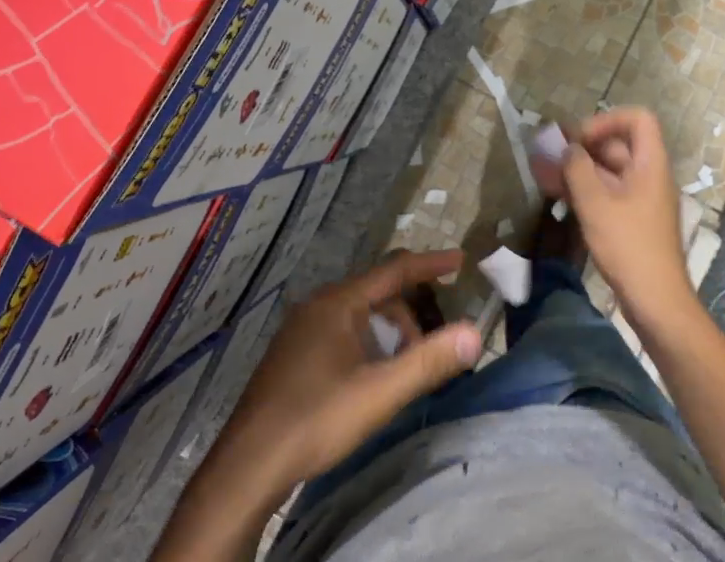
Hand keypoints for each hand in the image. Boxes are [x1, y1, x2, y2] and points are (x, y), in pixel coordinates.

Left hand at [217, 250, 483, 487]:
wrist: (249, 465)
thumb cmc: (317, 419)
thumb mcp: (381, 392)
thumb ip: (429, 361)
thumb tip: (474, 333)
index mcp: (338, 304)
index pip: (394, 271)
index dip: (430, 264)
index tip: (461, 259)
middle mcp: (317, 307)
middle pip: (378, 296)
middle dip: (410, 318)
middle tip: (429, 353)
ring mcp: (300, 333)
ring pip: (359, 319)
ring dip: (388, 337)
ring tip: (402, 373)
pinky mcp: (292, 358)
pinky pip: (341, 336)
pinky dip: (367, 347)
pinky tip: (369, 382)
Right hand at [560, 107, 694, 322]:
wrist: (655, 299)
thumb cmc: (628, 245)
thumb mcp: (596, 204)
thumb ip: (578, 169)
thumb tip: (568, 149)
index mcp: (650, 164)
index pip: (637, 119)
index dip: (606, 121)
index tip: (579, 140)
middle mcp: (649, 176)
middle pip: (618, 146)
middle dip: (582, 147)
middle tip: (549, 155)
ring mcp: (641, 200)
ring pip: (608, 172)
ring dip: (578, 170)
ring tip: (543, 174)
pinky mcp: (631, 221)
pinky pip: (607, 194)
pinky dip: (584, 191)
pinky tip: (557, 196)